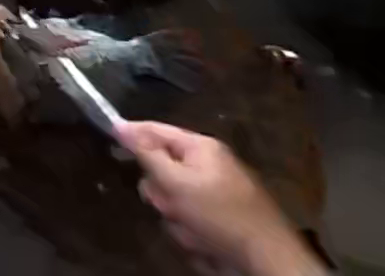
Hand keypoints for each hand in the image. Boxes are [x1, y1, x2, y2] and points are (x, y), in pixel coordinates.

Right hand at [119, 121, 321, 275]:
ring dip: (175, 215)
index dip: (130, 134)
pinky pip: (192, 216)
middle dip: (160, 190)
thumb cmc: (221, 216)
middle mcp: (210, 165)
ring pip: (174, 196)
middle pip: (161, 167)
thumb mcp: (175, 181)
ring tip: (192, 231)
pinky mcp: (225, 219)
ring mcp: (220, 193)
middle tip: (167, 204)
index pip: (153, 129)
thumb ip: (144, 151)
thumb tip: (117, 123)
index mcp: (202, 148)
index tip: (109, 143)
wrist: (274, 266)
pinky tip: (204, 243)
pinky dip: (192, 230)